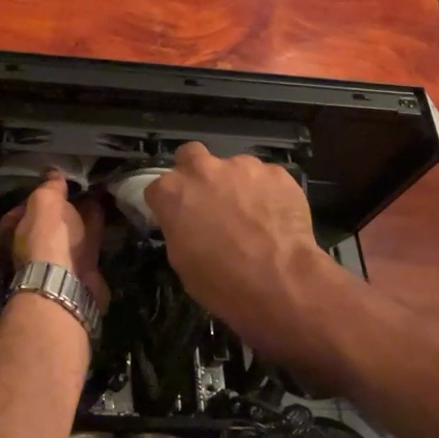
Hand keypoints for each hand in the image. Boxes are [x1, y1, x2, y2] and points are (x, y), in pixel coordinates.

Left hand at [0, 174, 108, 308]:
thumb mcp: (44, 202)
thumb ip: (49, 187)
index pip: (28, 207)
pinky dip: (97, 227)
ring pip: (74, 229)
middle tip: (84, 185)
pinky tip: (108, 212)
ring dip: (85, 214)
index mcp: (21, 229)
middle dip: (67, 204)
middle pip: (53, 219)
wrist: (68, 283)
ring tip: (100, 193)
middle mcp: (38, 244)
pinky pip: (91, 240)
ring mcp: (61, 257)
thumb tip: (54, 174)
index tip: (60, 181)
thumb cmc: (49, 238)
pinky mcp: (84, 267)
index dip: (43, 193)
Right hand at [143, 143, 344, 386]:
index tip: (176, 218)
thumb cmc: (222, 281)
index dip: (167, 203)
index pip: (158, 187)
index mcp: (173, 193)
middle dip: (195, 172)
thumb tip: (188, 224)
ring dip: (236, 185)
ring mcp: (243, 166)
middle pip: (190, 156)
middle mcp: (203, 170)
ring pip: (233, 167)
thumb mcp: (182, 262)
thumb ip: (179, 229)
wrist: (280, 281)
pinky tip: (275, 216)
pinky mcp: (276, 173)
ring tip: (252, 215)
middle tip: (208, 199)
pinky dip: (266, 192)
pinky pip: (265, 178)